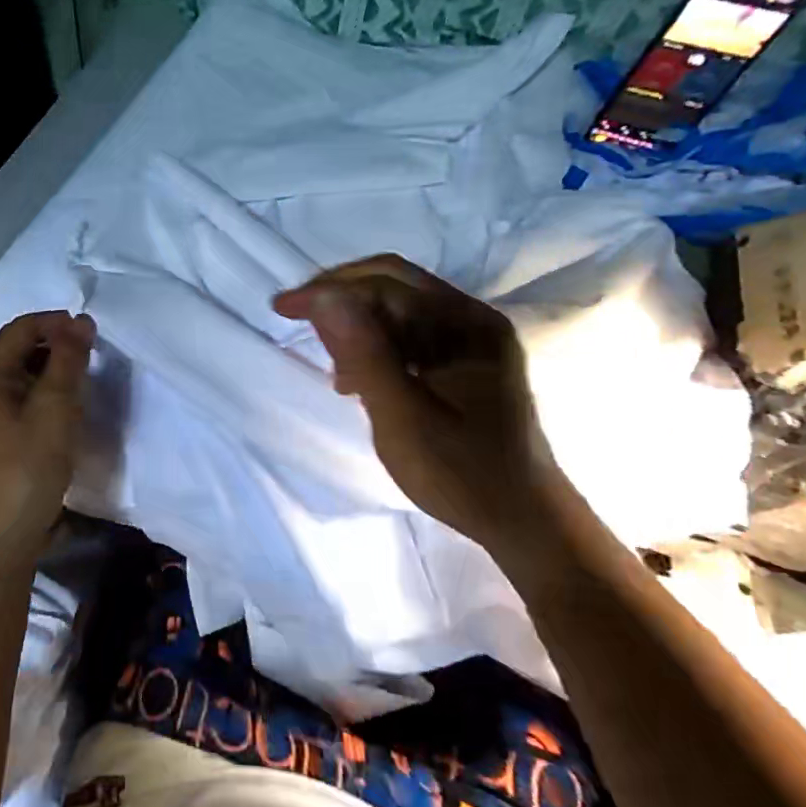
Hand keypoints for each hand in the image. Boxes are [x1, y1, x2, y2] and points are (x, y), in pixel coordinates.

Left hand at [0, 310, 95, 552]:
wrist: (14, 524)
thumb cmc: (32, 461)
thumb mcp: (56, 405)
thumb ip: (69, 359)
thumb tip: (81, 321)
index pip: (21, 328)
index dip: (56, 322)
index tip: (91, 332)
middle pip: (22, 346)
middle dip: (58, 342)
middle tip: (94, 352)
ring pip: (28, 370)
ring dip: (57, 364)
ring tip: (87, 373)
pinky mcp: (8, 427)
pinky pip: (30, 392)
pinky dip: (52, 387)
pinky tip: (73, 400)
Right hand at [273, 255, 569, 551]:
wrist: (524, 522)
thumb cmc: (462, 474)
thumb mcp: (403, 418)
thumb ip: (365, 355)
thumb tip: (325, 298)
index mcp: (465, 326)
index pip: (385, 285)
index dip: (328, 290)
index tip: (282, 308)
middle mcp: (472, 321)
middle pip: (394, 284)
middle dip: (339, 294)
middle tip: (294, 314)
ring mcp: (471, 342)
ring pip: (399, 309)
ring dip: (355, 322)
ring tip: (327, 361)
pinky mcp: (464, 364)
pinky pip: (410, 335)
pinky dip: (374, 344)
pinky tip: (355, 378)